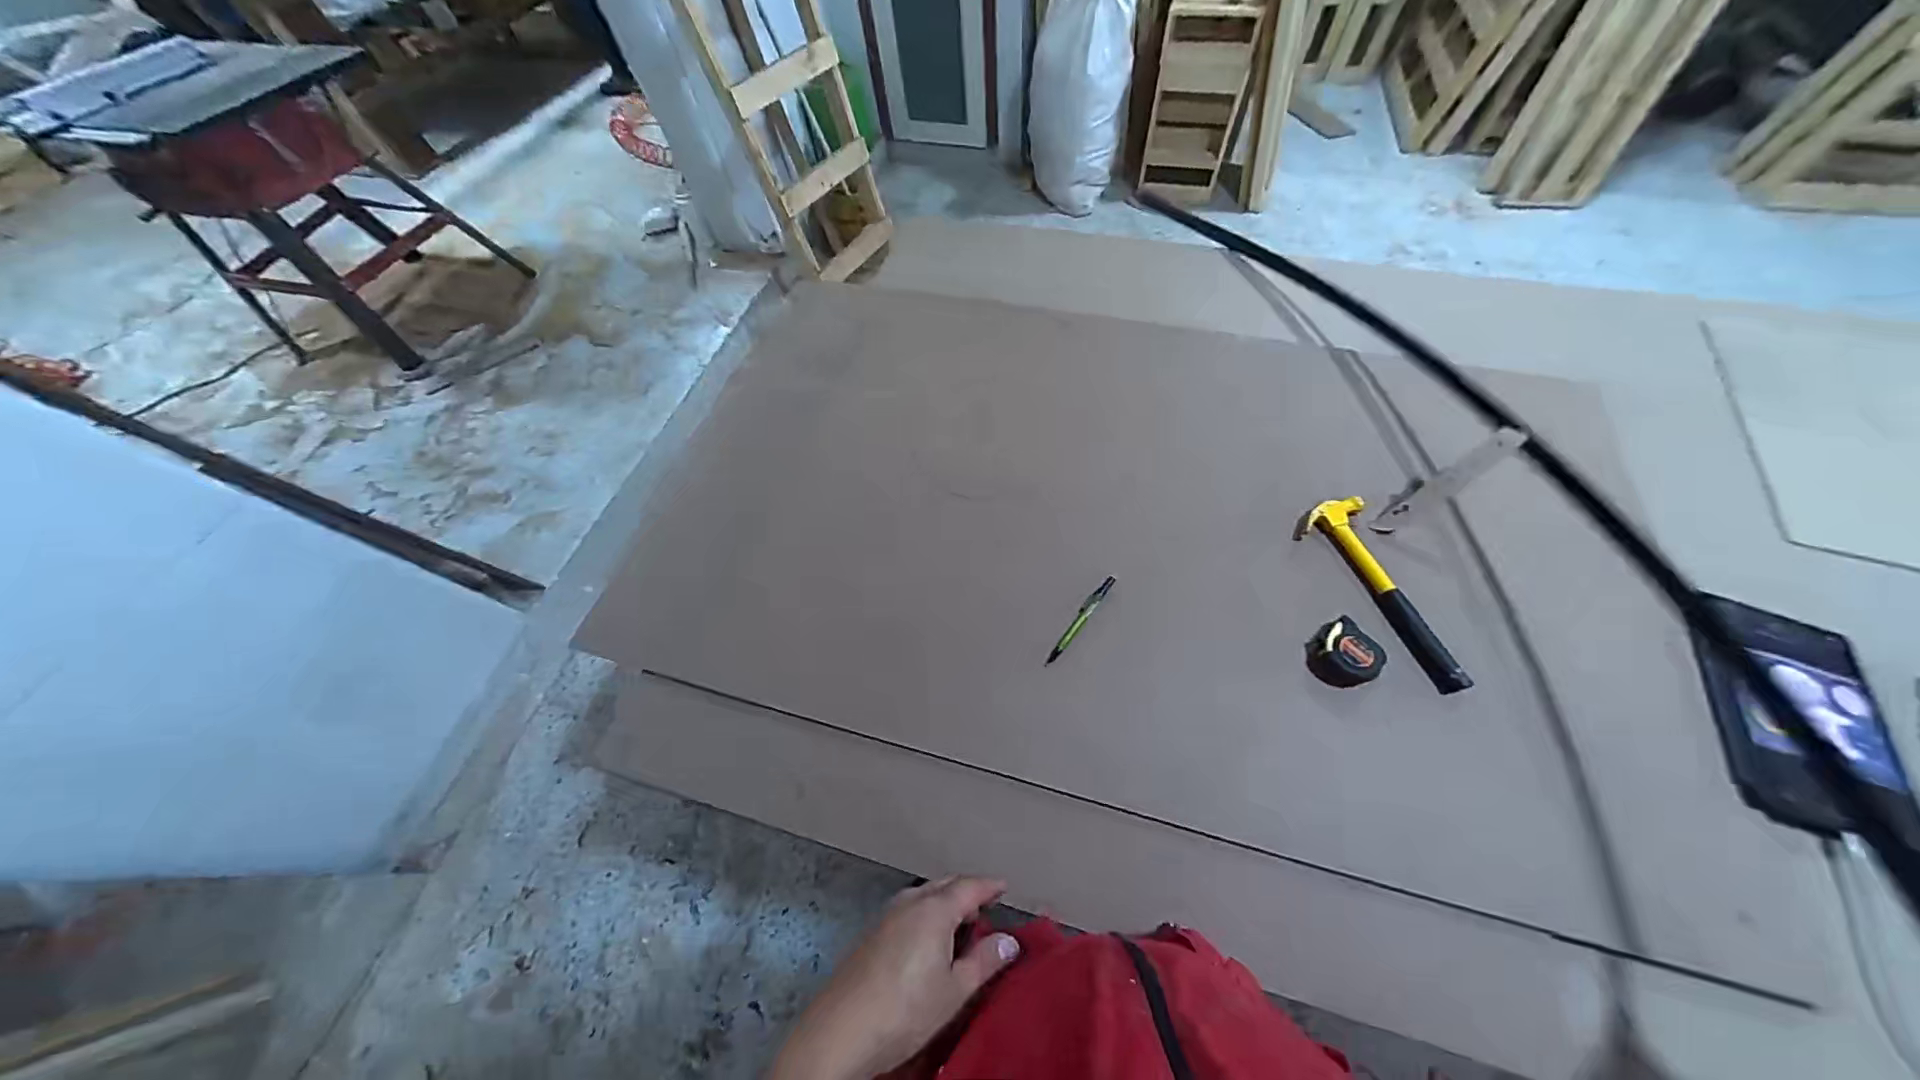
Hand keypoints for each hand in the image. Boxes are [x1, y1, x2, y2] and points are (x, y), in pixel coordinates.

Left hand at [769, 876, 1022, 1079]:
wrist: (842, 1029)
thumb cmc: (906, 1010)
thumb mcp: (955, 991)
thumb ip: (984, 961)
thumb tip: (1009, 940)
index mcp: (934, 909)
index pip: (969, 886)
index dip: (989, 886)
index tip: (1004, 886)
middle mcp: (910, 902)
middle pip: (944, 885)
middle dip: (966, 890)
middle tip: (986, 905)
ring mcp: (886, 915)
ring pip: (923, 895)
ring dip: (944, 901)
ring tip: (960, 923)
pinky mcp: (871, 933)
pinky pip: (908, 909)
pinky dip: (926, 912)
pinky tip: (929, 938)